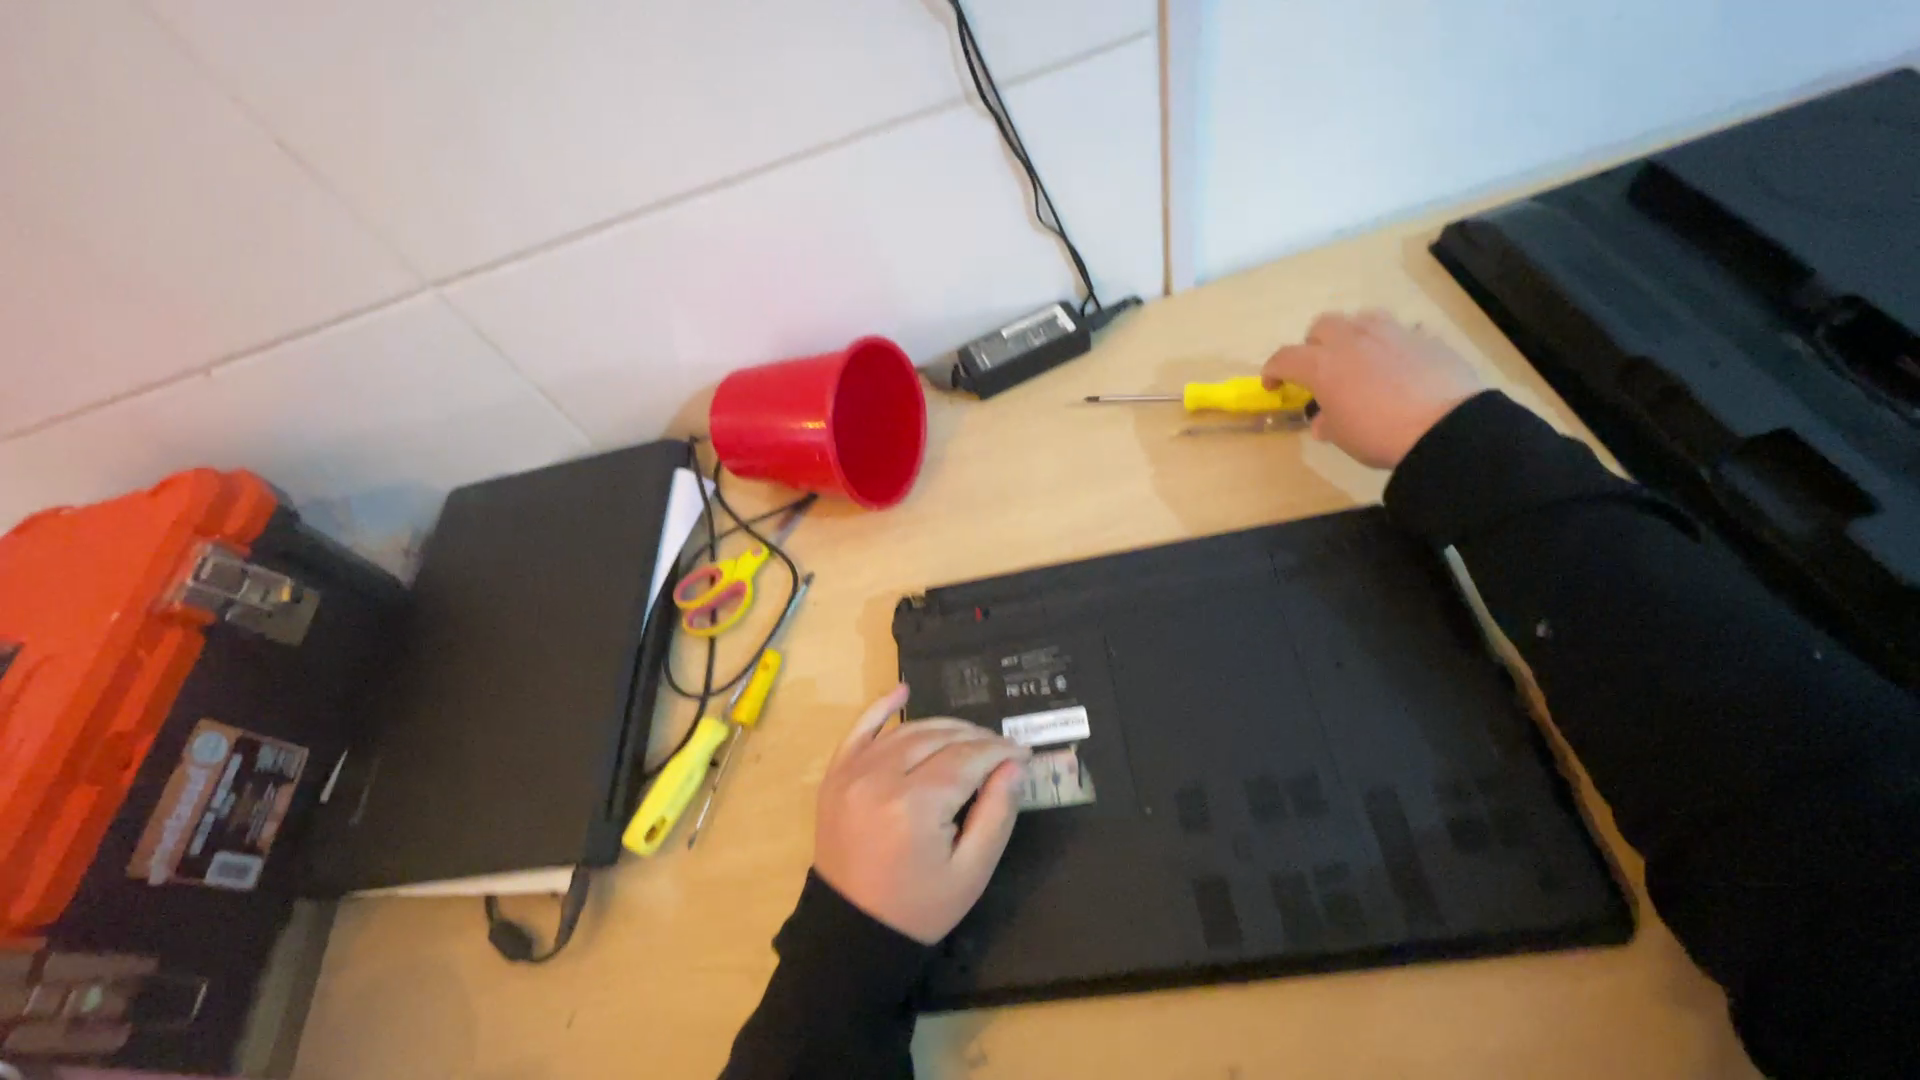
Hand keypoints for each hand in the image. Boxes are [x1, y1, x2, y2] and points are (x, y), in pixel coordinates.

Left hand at [814, 685, 1030, 943]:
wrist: (852, 931)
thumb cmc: (918, 907)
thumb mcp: (971, 872)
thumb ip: (996, 813)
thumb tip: (1015, 765)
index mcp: (916, 805)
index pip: (968, 758)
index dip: (999, 752)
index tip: (1022, 754)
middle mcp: (881, 778)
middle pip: (939, 738)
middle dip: (976, 738)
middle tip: (1001, 750)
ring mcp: (853, 773)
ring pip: (907, 731)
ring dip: (942, 727)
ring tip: (971, 737)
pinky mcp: (836, 776)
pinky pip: (860, 730)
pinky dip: (882, 708)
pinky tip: (904, 691)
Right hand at [1262, 311, 1483, 468]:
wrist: (1446, 427)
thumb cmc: (1379, 434)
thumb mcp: (1343, 436)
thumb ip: (1327, 422)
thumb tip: (1323, 420)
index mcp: (1322, 364)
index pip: (1284, 358)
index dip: (1273, 370)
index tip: (1273, 385)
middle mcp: (1353, 340)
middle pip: (1322, 325)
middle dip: (1314, 344)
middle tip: (1320, 368)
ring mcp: (1392, 333)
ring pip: (1362, 319)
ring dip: (1353, 335)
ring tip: (1360, 359)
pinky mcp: (1425, 337)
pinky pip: (1401, 333)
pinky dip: (1392, 346)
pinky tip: (1399, 367)